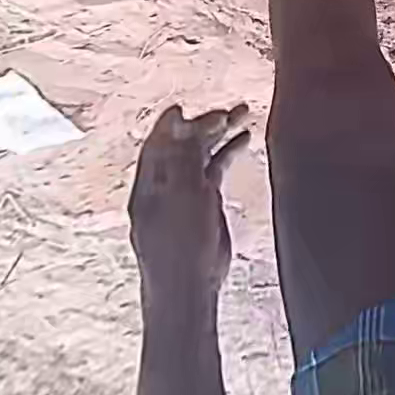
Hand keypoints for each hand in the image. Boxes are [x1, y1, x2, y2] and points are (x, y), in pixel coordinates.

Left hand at [129, 104, 249, 300]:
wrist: (190, 289)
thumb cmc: (180, 245)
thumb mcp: (182, 195)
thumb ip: (182, 155)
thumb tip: (179, 119)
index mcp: (148, 185)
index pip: (158, 143)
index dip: (172, 123)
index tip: (187, 105)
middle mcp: (164, 185)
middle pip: (183, 145)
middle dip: (205, 124)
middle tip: (231, 110)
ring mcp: (184, 193)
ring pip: (202, 153)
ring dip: (221, 132)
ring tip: (244, 112)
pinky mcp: (204, 203)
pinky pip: (215, 167)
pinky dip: (229, 151)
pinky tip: (246, 138)